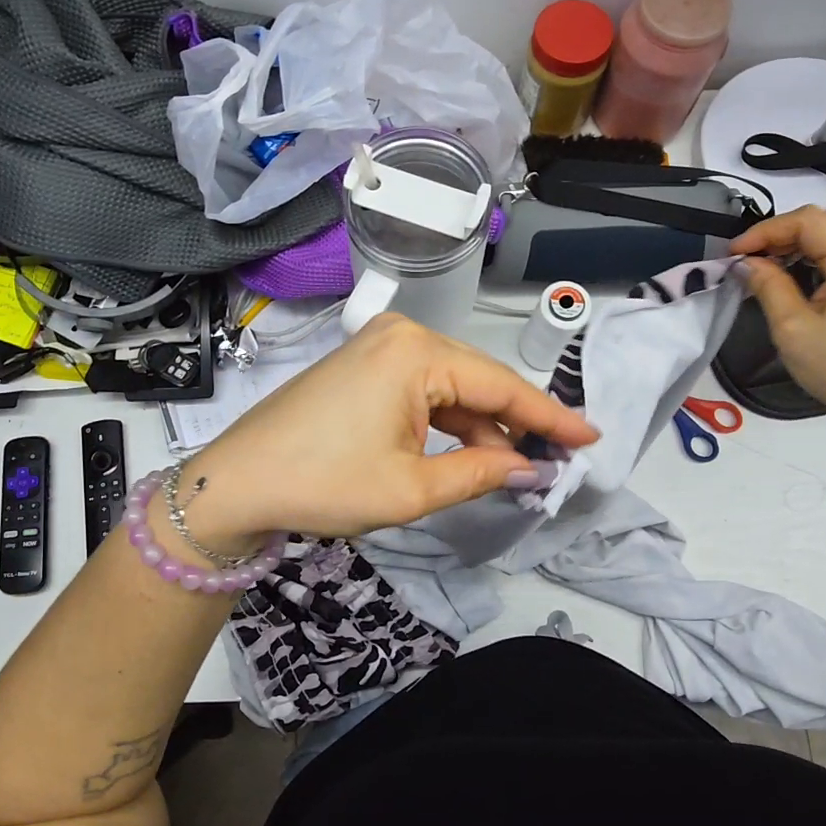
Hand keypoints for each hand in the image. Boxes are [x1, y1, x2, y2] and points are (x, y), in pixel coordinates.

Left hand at [173, 314, 597, 550]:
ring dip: (479, 429)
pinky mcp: (362, 367)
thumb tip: (530, 470)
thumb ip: (480, 472)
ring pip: (451, 389)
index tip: (589, 436)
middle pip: (478, 382)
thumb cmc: (323, 483)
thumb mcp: (412, 489)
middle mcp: (401, 337)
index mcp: (416, 354)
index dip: (549, 416)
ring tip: (510, 470)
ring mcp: (377, 349)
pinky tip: (465, 453)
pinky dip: (446, 423)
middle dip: (514, 426)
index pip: (501, 386)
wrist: (236, 484)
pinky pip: (421, 392)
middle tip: (552, 463)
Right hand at [729, 207, 825, 433]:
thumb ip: (768, 286)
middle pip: (825, 222)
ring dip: (801, 244)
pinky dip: (821, 256)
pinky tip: (799, 274)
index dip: (765, 230)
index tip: (734, 252)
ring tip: (768, 265)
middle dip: (781, 234)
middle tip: (748, 258)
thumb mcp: (793, 329)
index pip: (807, 221)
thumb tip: (748, 263)